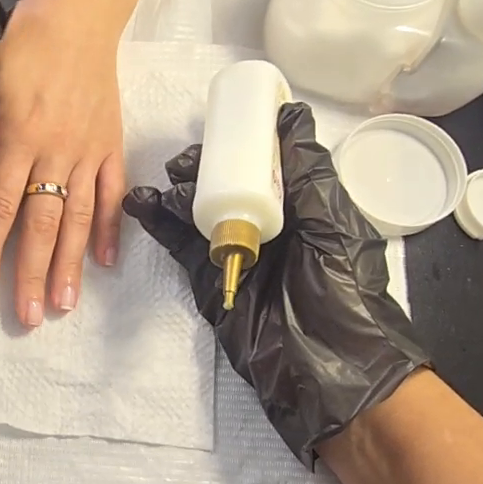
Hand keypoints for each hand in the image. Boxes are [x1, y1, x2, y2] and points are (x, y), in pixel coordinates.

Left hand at [0, 9, 124, 327]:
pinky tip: (106, 262)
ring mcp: (88, 153)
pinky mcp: (111, 147)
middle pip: (41, 224)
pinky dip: (111, 228)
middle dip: (32, 273)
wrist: (78, 18)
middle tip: (29, 316)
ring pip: (79, 218)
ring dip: (71, 264)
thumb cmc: (23, 49)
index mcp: (19, 138)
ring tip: (65, 304)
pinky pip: (113, 194)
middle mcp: (56, 153)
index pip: (0, 205)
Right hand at [122, 102, 429, 462]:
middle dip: (201, 166)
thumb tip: (290, 114)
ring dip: (176, 192)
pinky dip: (159, 221)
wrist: (323, 369)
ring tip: (161, 188)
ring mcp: (233, 250)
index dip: (240, 140)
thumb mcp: (332, 224)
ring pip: (197, 209)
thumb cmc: (341, 291)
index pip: (265, 161)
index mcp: (302, 205)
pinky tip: (141, 204)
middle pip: (225, 182)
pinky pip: (179, 243)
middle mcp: (266, 223)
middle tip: (184, 164)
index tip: (220, 125)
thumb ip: (309, 172)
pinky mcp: (206, 277)